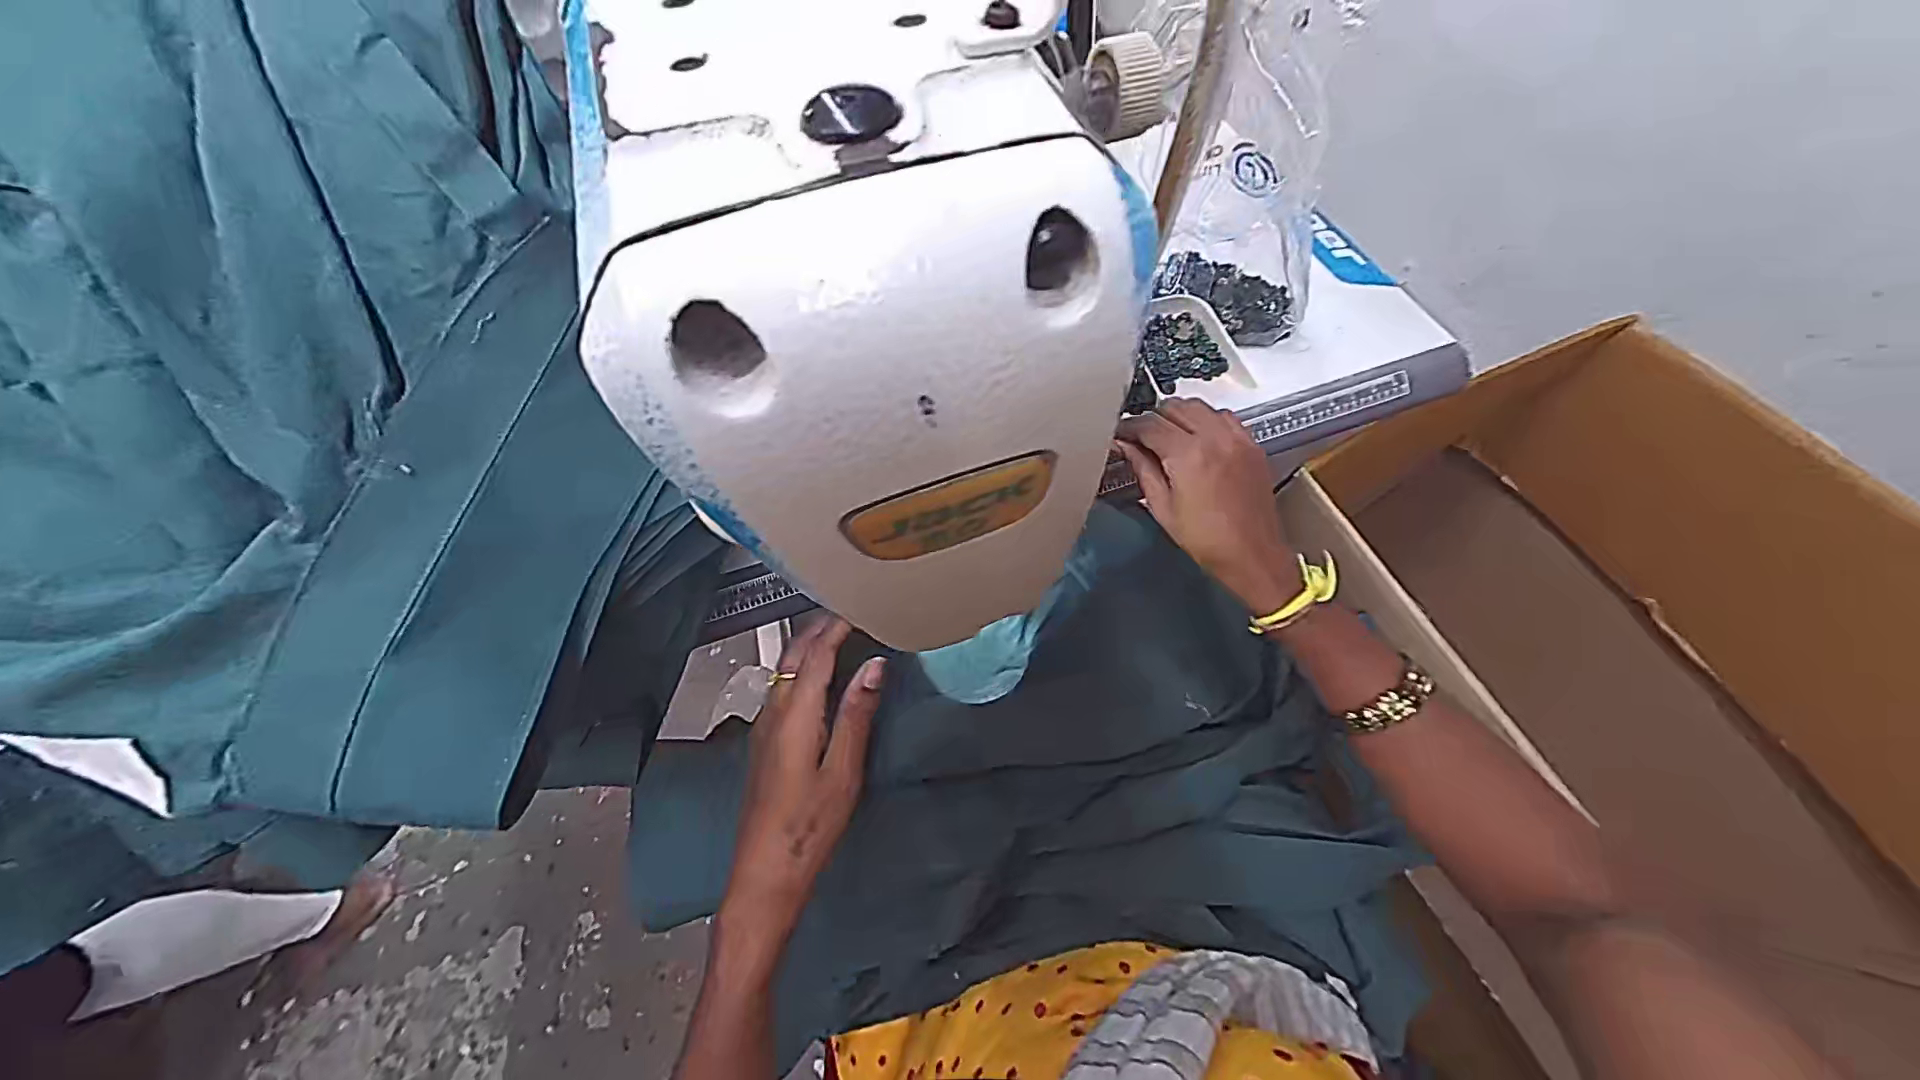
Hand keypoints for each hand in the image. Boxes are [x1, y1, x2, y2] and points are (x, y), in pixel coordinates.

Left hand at [720, 616, 884, 948]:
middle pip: (793, 653)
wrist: (764, 871)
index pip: (815, 653)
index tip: (859, 604)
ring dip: (810, 644)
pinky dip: (803, 667)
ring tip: (839, 632)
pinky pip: (784, 687)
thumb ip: (857, 714)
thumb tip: (874, 666)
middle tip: (850, 609)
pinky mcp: (764, 741)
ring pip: (785, 668)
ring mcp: (764, 726)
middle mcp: (773, 712)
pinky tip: (819, 676)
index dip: (837, 624)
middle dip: (820, 625)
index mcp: (794, 714)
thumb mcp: (844, 770)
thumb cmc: (807, 826)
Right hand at [1116, 398, 1301, 613]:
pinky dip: (1207, 420)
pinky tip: (1198, 438)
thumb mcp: (1162, 507)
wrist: (1251, 554)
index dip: (1130, 427)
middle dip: (1153, 418)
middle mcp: (1215, 439)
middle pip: (1175, 407)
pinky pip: (1224, 417)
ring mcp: (1237, 439)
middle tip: (1141, 436)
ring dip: (1180, 415)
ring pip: (1200, 406)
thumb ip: (1143, 469)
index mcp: (1188, 455)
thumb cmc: (1208, 540)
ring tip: (1168, 435)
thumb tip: (1128, 448)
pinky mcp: (1251, 445)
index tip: (1122, 435)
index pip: (1150, 424)